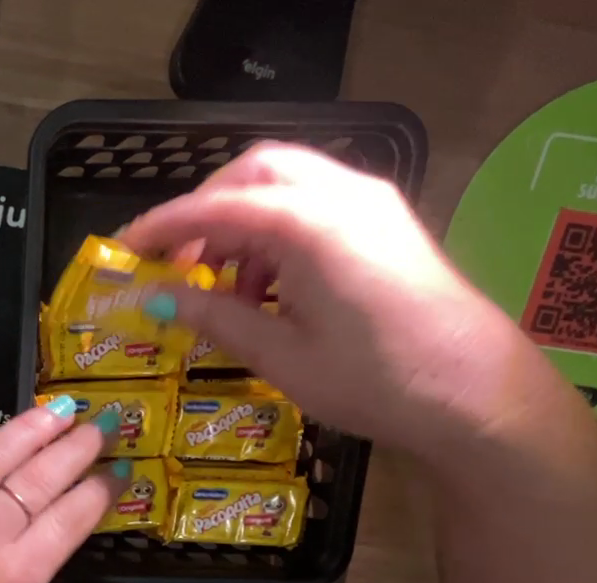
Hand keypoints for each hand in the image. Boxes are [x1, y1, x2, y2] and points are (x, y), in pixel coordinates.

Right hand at [119, 142, 583, 465]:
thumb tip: (154, 300)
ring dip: (238, 225)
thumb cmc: (372, 380)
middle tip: (173, 262)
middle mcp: (342, 195)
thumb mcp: (279, 355)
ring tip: (217, 287)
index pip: (216, 207)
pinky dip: (272, 235)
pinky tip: (264, 290)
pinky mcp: (384, 225)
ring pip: (284, 186)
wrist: (475, 394)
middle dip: (203, 210)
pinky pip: (312, 207)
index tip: (121, 250)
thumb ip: (213, 317)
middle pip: (252, 173)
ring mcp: (370, 204)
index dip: (162, 226)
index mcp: (310, 225)